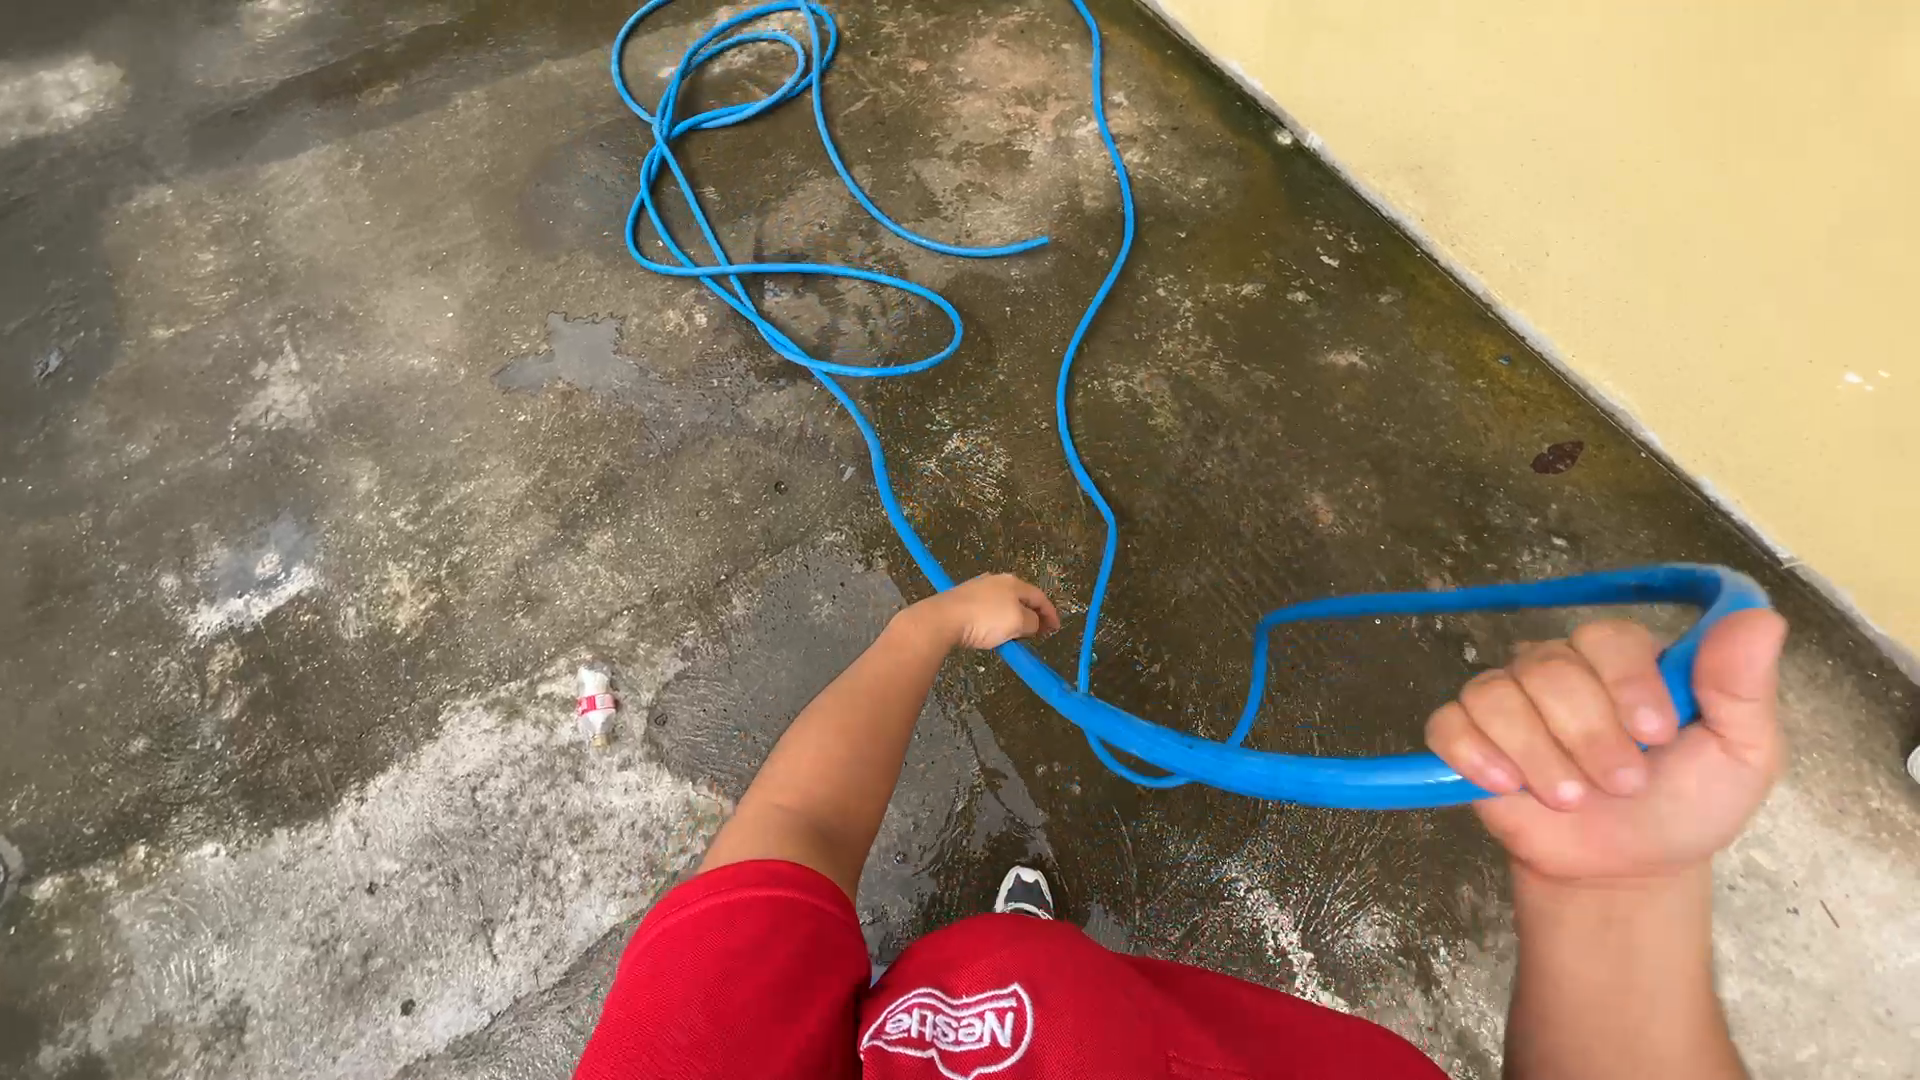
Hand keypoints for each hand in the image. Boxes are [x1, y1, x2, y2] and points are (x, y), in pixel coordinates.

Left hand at [899, 574, 1060, 650]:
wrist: (943, 619)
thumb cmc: (985, 619)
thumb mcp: (1018, 622)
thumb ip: (1032, 622)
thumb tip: (1032, 622)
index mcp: (1014, 583)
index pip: (1039, 596)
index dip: (1051, 613)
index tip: (1056, 629)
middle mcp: (996, 580)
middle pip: (1021, 597)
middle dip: (1032, 614)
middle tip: (1038, 632)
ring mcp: (977, 587)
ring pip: (1004, 603)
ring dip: (1013, 618)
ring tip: (1015, 634)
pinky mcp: (962, 598)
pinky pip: (987, 609)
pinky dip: (996, 620)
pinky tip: (992, 631)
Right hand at [1425, 609, 1787, 884]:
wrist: (1622, 868)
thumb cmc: (1683, 807)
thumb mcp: (1739, 755)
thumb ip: (1739, 689)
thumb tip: (1761, 617)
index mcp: (1617, 663)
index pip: (1605, 637)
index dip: (1624, 681)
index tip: (1654, 734)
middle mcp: (1550, 670)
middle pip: (1545, 668)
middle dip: (1585, 735)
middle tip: (1619, 785)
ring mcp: (1498, 700)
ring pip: (1493, 696)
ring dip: (1535, 754)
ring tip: (1569, 798)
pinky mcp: (1458, 734)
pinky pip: (1447, 724)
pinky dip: (1474, 754)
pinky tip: (1505, 785)